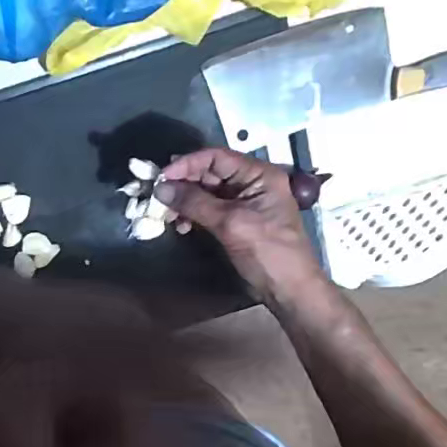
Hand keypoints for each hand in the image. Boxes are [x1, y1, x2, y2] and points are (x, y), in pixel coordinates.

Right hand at [156, 148, 326, 301]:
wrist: (288, 289)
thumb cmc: (267, 252)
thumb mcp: (230, 223)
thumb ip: (195, 202)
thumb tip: (161, 188)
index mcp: (258, 174)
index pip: (216, 157)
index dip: (187, 164)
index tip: (161, 177)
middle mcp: (250, 183)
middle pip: (208, 172)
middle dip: (182, 183)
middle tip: (157, 196)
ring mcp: (243, 202)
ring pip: (205, 191)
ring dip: (184, 200)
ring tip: (167, 214)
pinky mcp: (235, 220)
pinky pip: (207, 208)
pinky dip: (192, 214)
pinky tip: (180, 225)